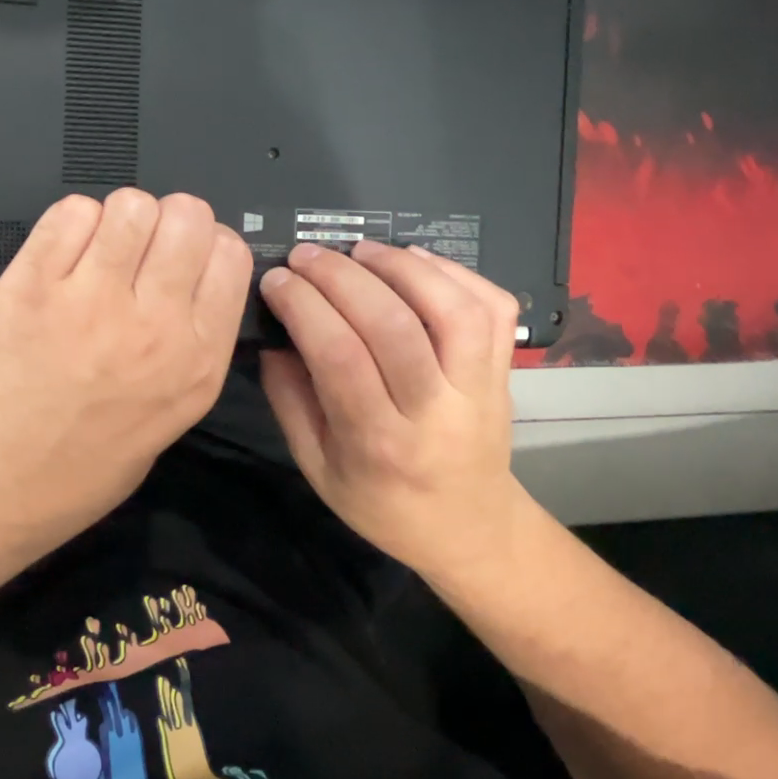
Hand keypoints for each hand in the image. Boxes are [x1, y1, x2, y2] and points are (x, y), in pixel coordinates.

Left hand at [0, 189, 252, 546]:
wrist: (1, 481)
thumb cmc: (89, 459)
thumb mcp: (175, 412)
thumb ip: (192, 340)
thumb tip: (193, 273)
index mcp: (199, 359)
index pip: (231, 252)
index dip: (206, 243)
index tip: (181, 255)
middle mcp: (156, 324)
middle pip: (187, 215)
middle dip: (166, 221)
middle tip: (137, 251)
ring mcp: (92, 301)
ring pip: (131, 205)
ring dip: (117, 220)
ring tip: (96, 254)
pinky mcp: (34, 286)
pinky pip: (71, 212)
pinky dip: (70, 224)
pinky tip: (61, 257)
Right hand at [257, 240, 524, 577]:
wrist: (469, 528)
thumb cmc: (381, 504)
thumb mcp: (316, 467)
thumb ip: (289, 399)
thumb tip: (273, 334)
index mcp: (377, 443)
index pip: (340, 357)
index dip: (304, 306)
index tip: (276, 280)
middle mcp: (434, 412)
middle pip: (392, 326)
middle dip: (341, 277)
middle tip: (306, 255)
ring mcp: (479, 389)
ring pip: (452, 310)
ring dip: (401, 267)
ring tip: (360, 250)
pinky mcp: (505, 373)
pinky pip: (493, 309)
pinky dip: (455, 272)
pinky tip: (413, 260)